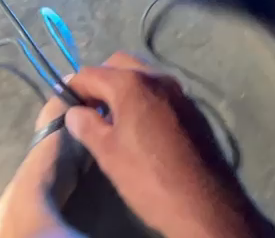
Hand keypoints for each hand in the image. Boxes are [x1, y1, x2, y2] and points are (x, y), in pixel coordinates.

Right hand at [65, 53, 274, 237]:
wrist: (209, 209)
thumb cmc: (151, 180)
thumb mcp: (109, 155)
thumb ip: (87, 126)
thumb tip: (75, 112)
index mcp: (131, 83)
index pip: (91, 74)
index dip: (74, 87)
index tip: (65, 102)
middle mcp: (156, 77)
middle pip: (119, 65)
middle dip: (101, 81)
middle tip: (91, 109)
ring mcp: (179, 92)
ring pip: (143, 76)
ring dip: (125, 89)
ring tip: (116, 120)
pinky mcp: (194, 110)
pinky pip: (162, 93)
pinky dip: (146, 100)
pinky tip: (143, 129)